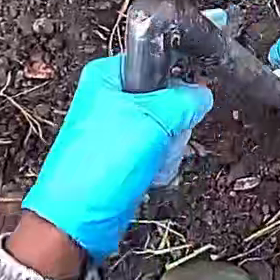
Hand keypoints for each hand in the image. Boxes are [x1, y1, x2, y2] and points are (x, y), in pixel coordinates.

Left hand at [22, 55, 213, 260]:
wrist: (77, 220)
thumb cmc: (98, 165)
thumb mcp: (151, 119)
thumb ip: (184, 100)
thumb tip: (202, 93)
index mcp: (107, 75)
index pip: (155, 59)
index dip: (175, 77)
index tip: (186, 94)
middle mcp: (111, 97)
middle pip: (167, 94)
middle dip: (175, 120)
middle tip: (164, 134)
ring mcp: (120, 126)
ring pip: (168, 124)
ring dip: (170, 145)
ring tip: (154, 157)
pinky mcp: (127, 152)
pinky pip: (160, 147)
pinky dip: (162, 161)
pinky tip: (151, 172)